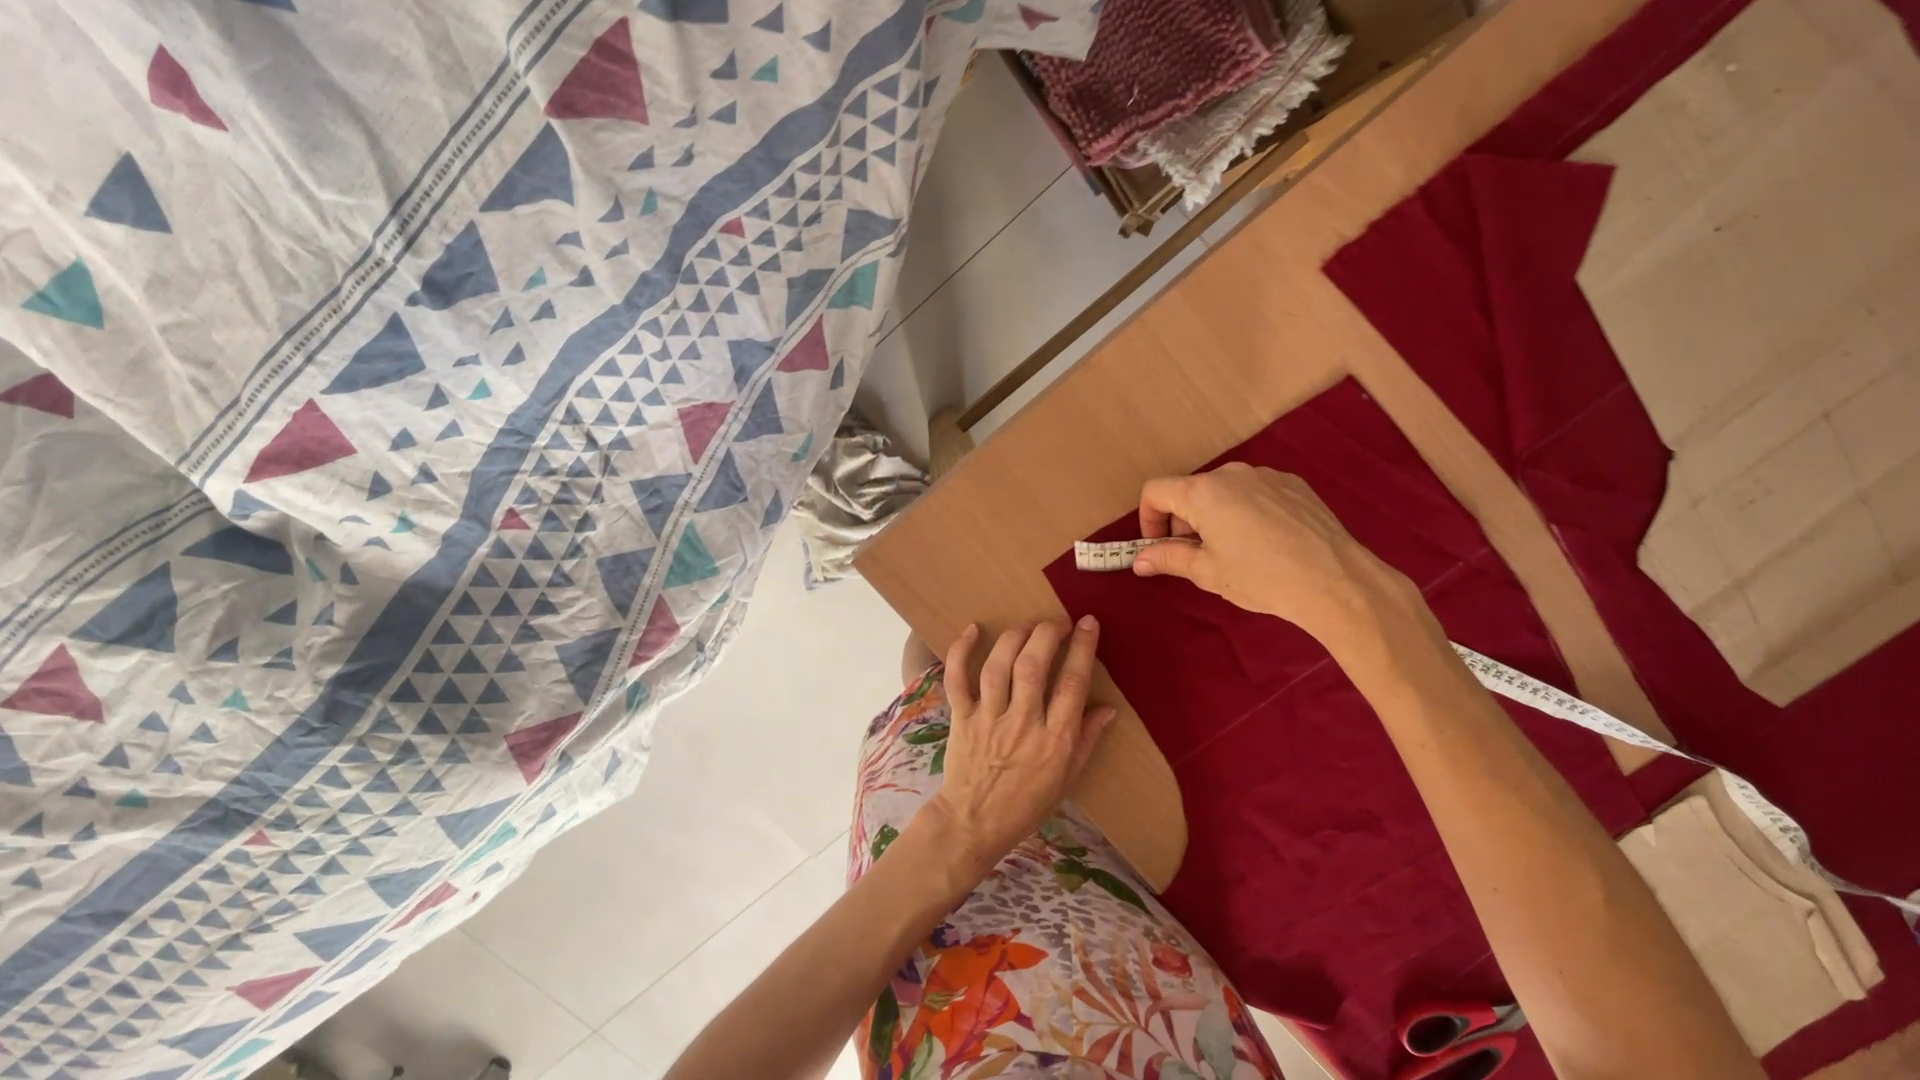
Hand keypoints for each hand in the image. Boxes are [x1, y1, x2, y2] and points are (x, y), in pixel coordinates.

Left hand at [925, 619, 1116, 872]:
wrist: (974, 824)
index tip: (1088, 624)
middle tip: (1057, 621)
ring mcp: (988, 719)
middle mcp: (1022, 724)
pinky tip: (972, 630)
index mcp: (1055, 741)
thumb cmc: (1026, 804)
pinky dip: (960, 652)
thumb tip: (1108, 708)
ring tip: (1028, 626)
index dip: (1082, 648)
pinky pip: (957, 679)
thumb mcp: (1067, 779)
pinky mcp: (961, 718)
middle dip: (1047, 634)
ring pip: (998, 667)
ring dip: (1014, 638)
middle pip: (1033, 666)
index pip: (1072, 684)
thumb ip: (1087, 740)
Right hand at [1132, 463, 1418, 648]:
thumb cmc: (1261, 577)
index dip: (1148, 519)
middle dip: (1184, 521)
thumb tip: (1141, 560)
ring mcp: (1267, 476)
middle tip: (1198, 557)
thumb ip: (1169, 558)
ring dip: (1216, 517)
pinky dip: (1248, 512)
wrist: (1334, 580)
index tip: (1159, 547)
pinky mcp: (1294, 485)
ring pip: (1225, 492)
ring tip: (1236, 552)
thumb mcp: (1207, 572)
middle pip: (1191, 491)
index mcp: (1203, 492)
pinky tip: (1267, 543)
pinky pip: (1256, 493)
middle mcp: (1232, 474)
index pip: (1156, 491)